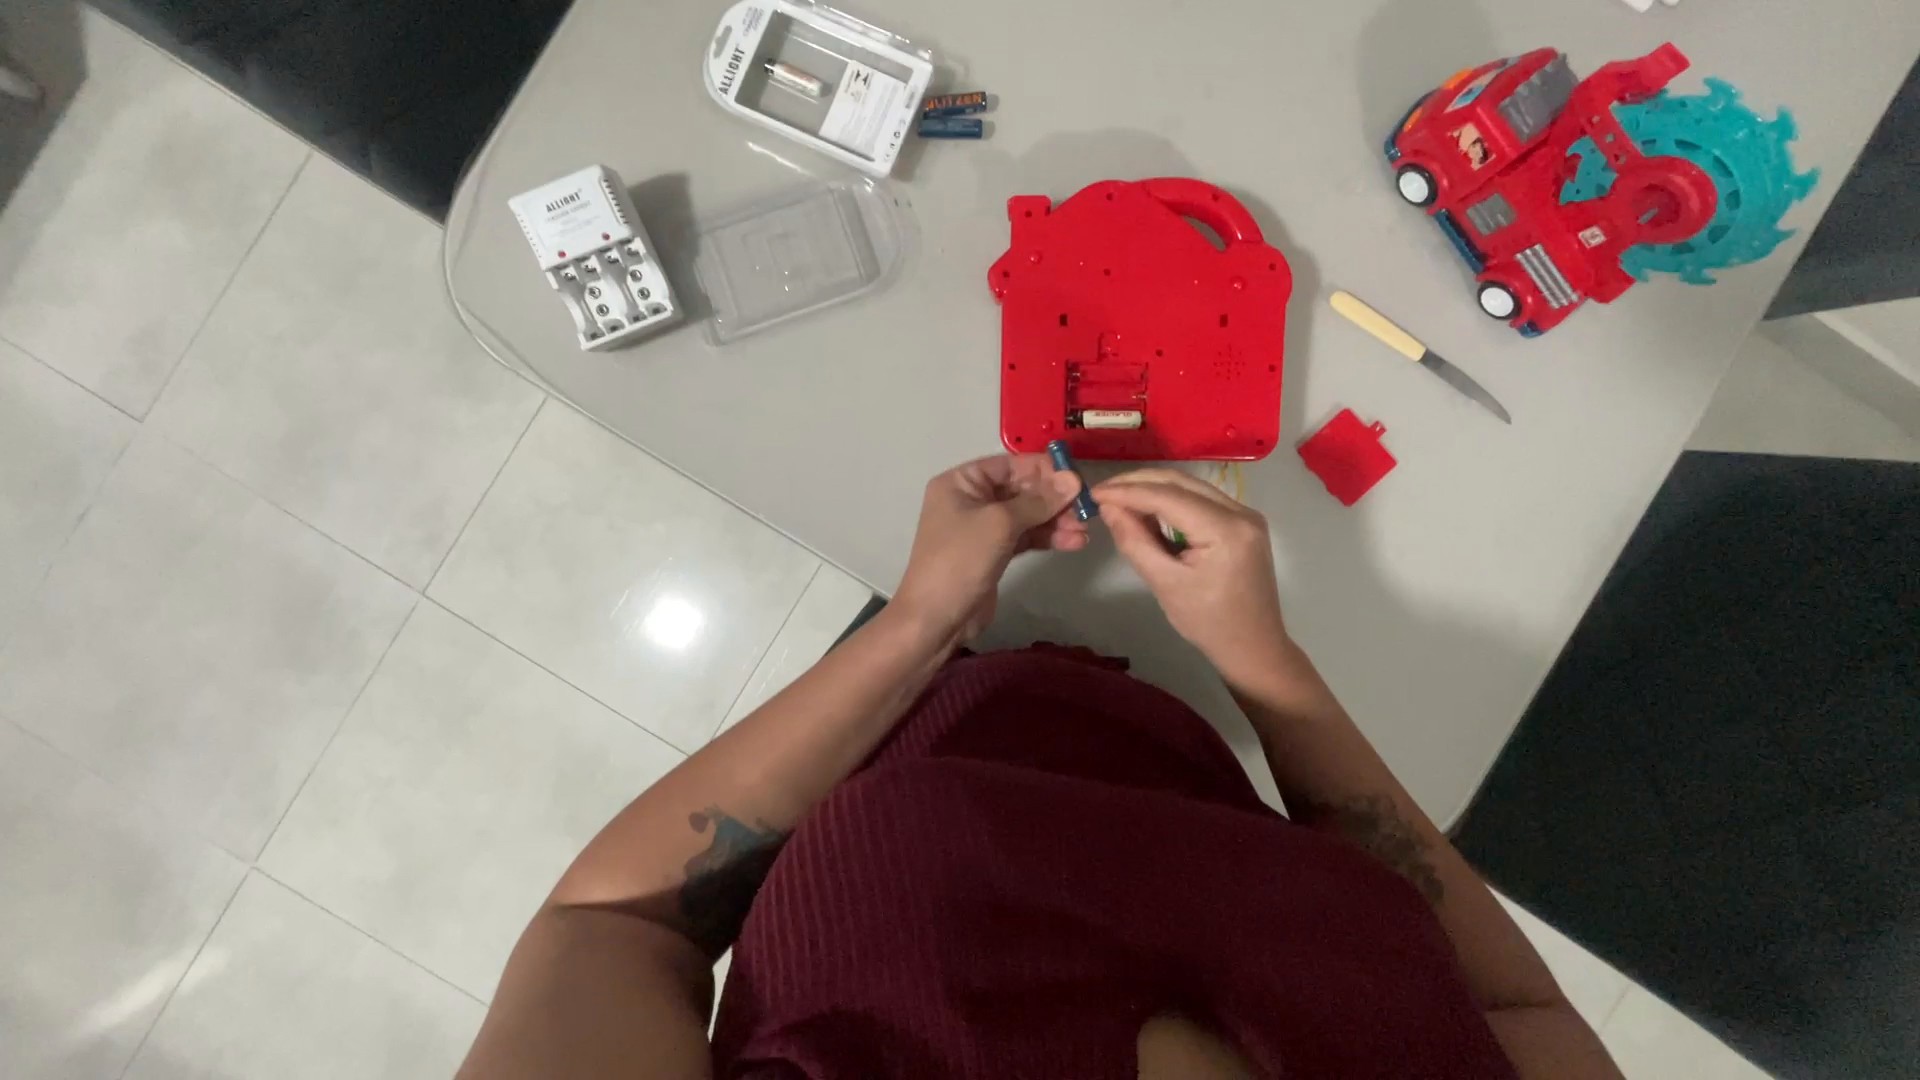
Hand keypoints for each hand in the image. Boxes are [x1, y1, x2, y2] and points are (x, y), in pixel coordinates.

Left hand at [893, 454, 1088, 643]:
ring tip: (1085, 530)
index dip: (1044, 469)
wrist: (936, 618)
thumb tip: (1073, 479)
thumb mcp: (999, 524)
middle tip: (1086, 509)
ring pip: (1026, 515)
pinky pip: (1025, 537)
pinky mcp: (994, 552)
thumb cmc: (960, 560)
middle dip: (1053, 499)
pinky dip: (1047, 538)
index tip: (1077, 479)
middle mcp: (970, 499)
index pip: (1010, 465)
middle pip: (1021, 489)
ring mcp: (982, 528)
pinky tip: (1074, 542)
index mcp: (961, 482)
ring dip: (1056, 520)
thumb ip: (1038, 501)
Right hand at [1094, 469, 1289, 681]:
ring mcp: (1245, 515)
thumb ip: (1134, 541)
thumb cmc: (1208, 623)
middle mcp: (1241, 512)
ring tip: (1118, 501)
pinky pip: (1200, 500)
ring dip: (1153, 490)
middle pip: (1180, 482)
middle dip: (1138, 483)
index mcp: (1225, 530)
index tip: (1094, 494)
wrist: (1253, 646)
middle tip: (1102, 492)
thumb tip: (1109, 507)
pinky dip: (1171, 501)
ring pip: (1190, 487)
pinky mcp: (1243, 522)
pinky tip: (1147, 511)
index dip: (1127, 491)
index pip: (1168, 496)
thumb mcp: (1164, 584)